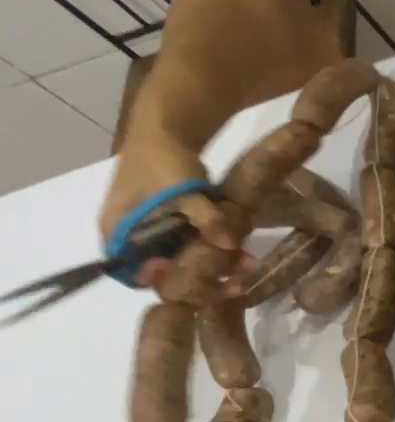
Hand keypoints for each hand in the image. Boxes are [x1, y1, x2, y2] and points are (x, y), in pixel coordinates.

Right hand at [99, 132, 238, 290]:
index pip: (131, 271)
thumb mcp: (181, 190)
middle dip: (201, 281)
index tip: (196, 285)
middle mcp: (134, 237)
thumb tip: (229, 244)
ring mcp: (158, 231)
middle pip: (165, 270)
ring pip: (187, 260)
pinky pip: (200, 246)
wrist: (169, 135)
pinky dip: (222, 253)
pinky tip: (248, 257)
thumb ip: (204, 218)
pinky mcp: (180, 225)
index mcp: (118, 231)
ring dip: (218, 268)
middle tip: (236, 286)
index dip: (162, 281)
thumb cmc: (163, 162)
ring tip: (250, 268)